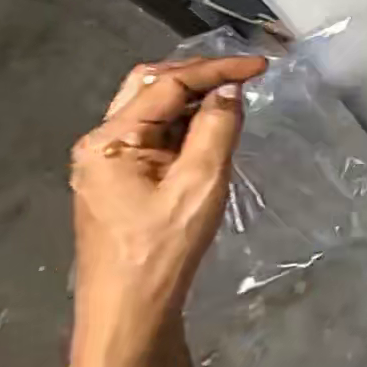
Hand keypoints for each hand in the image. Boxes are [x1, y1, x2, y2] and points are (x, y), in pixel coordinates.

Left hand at [69, 56, 267, 343]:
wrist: (132, 301)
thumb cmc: (165, 241)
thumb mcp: (201, 179)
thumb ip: (217, 127)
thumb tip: (231, 89)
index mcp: (111, 140)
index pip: (169, 85)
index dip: (218, 69)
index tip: (264, 66)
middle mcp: (101, 143)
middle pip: (149, 86)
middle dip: (199, 72)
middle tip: (245, 73)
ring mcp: (109, 160)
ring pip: (153, 106)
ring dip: (194, 93)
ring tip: (237, 92)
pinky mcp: (124, 175)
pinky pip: (158, 129)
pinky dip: (189, 116)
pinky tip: (215, 122)